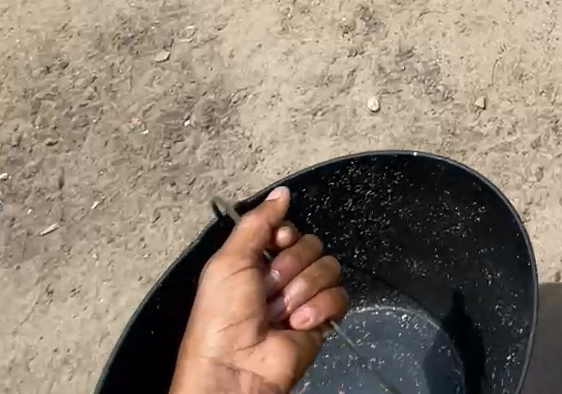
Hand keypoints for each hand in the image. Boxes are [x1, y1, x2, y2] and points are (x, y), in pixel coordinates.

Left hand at [170, 186, 350, 393]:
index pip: (291, 231)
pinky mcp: (323, 319)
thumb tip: (283, 191)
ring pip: (328, 268)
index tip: (276, 247)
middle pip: (312, 246)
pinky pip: (339, 295)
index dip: (287, 236)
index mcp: (259, 263)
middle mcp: (284, 278)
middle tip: (268, 292)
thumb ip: (257, 224)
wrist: (235, 370)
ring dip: (302, 291)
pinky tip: (299, 324)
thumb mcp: (227, 264)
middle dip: (291, 269)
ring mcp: (306, 299)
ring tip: (280, 315)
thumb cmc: (222, 318)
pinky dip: (319, 308)